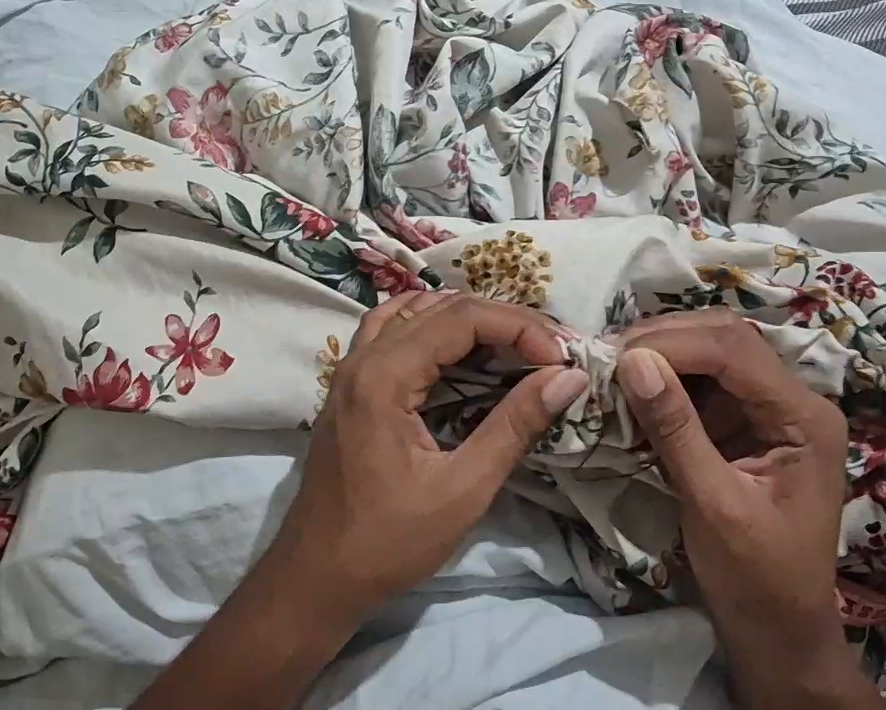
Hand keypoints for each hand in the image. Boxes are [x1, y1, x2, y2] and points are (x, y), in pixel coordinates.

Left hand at [134, 290, 589, 709]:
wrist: (317, 575)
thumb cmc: (389, 541)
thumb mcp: (462, 489)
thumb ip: (515, 426)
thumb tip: (568, 378)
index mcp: (384, 376)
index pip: (460, 319)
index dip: (517, 328)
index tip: (560, 358)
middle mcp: (362, 358)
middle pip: (440, 308)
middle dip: (501, 320)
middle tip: (549, 350)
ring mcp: (349, 368)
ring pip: (413, 312)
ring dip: (466, 318)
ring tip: (514, 343)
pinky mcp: (349, 384)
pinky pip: (390, 329)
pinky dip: (429, 324)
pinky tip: (455, 343)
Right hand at [617, 308, 881, 709]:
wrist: (778, 630)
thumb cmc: (757, 577)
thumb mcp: (713, 505)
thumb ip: (676, 429)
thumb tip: (632, 361)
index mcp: (805, 418)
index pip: (735, 350)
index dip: (672, 343)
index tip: (614, 355)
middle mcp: (794, 399)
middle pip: (725, 337)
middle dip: (663, 339)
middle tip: (605, 355)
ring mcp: (770, 407)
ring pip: (711, 349)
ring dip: (660, 351)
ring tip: (612, 365)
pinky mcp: (745, 420)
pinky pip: (702, 378)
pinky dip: (664, 376)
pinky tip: (632, 386)